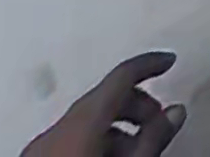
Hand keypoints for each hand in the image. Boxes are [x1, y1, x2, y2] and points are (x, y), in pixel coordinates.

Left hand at [21, 53, 186, 156]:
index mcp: (81, 122)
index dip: (149, 64)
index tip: (167, 62)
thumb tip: (174, 113)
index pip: (121, 75)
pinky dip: (93, 143)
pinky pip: (68, 143)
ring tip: (134, 152)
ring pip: (85, 124)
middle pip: (104, 99)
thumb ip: (154, 136)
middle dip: (136, 105)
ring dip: (116, 129)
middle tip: (157, 122)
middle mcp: (55, 131)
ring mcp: (35, 153)